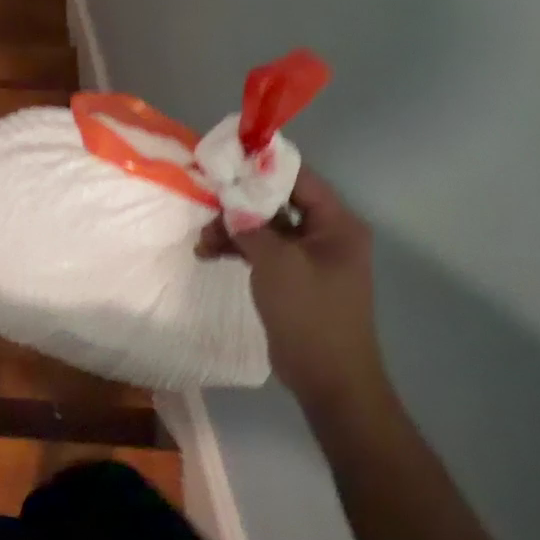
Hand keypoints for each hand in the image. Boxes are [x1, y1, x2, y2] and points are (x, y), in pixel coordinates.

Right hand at [200, 167, 389, 412]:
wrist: (329, 379)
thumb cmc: (310, 313)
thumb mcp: (276, 262)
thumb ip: (251, 225)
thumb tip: (229, 201)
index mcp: (337, 224)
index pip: (298, 178)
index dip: (262, 167)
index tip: (225, 160)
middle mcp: (327, 234)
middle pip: (278, 202)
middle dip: (239, 203)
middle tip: (205, 202)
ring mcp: (310, 258)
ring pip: (266, 227)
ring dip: (233, 229)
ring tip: (202, 240)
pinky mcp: (294, 278)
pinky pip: (264, 250)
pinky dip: (239, 248)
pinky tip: (208, 253)